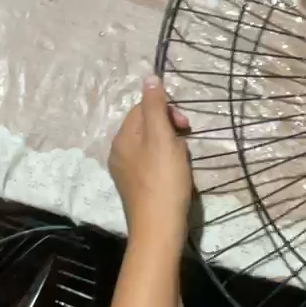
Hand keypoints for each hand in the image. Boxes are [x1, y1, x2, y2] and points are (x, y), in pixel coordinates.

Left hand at [110, 75, 192, 247]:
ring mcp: (126, 172)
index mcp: (122, 138)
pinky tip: (177, 175)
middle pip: (147, 127)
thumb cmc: (163, 180)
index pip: (143, 108)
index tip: (186, 126)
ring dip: (171, 148)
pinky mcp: (137, 187)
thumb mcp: (162, 138)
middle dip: (170, 130)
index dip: (167, 111)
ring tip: (183, 162)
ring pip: (152, 146)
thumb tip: (149, 77)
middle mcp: (119, 152)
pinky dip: (167, 164)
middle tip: (186, 145)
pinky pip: (152, 164)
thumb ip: (156, 107)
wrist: (159, 229)